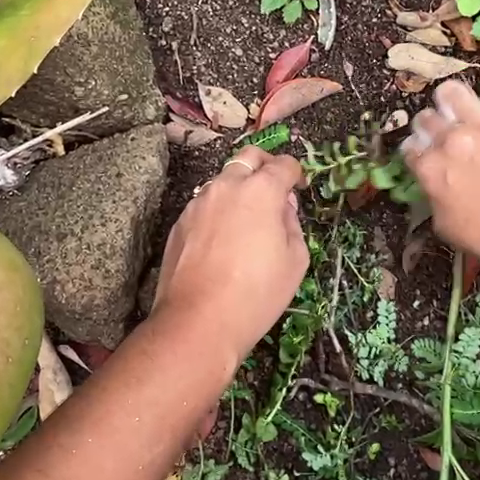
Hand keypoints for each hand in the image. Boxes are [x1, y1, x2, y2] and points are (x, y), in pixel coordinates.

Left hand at [151, 145, 308, 372]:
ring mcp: (199, 202)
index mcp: (261, 191)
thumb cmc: (256, 294)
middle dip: (265, 165)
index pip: (284, 165)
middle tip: (275, 187)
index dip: (296, 174)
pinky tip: (223, 241)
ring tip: (248, 221)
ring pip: (224, 181)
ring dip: (239, 189)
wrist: (197, 322)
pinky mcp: (180, 222)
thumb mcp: (295, 261)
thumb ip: (293, 223)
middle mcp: (227, 186)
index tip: (299, 188)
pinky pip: (205, 204)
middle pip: (248, 157)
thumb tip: (283, 206)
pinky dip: (219, 211)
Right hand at [403, 80, 479, 282]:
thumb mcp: (450, 230)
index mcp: (431, 169)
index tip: (425, 160)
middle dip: (430, 128)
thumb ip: (434, 199)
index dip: (417, 154)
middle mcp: (450, 139)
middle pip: (425, 118)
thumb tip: (434, 186)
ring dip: (453, 104)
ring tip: (463, 115)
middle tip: (444, 140)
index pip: (409, 149)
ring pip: (452, 92)